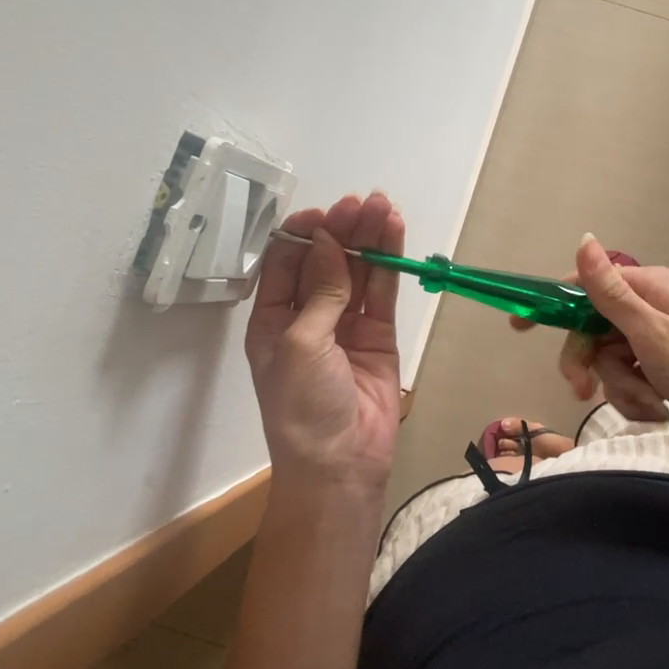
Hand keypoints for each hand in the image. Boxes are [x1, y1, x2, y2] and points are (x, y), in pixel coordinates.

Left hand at [244, 192, 404, 490]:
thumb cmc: (302, 407)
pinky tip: (395, 233)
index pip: (286, 263)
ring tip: (383, 206)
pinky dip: (389, 262)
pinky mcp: (378, 335)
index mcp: (273, 319)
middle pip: (326, 261)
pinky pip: (382, 291)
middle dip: (341, 230)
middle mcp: (308, 316)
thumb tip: (326, 240)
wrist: (340, 465)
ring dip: (368, 238)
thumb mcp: (300, 344)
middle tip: (362, 203)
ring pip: (358, 270)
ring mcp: (346, 325)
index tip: (324, 214)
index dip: (303, 235)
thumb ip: (319, 290)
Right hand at [551, 235, 668, 450]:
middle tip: (583, 391)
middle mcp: (649, 307)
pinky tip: (658, 408)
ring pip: (608, 360)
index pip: (585, 286)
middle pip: (591, 329)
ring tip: (650, 403)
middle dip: (590, 363)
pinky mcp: (662, 368)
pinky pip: (628, 379)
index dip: (552, 306)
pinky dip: (636, 397)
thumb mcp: (652, 334)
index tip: (519, 327)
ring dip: (620, 387)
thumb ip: (611, 292)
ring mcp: (656, 340)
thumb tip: (583, 238)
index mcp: (648, 287)